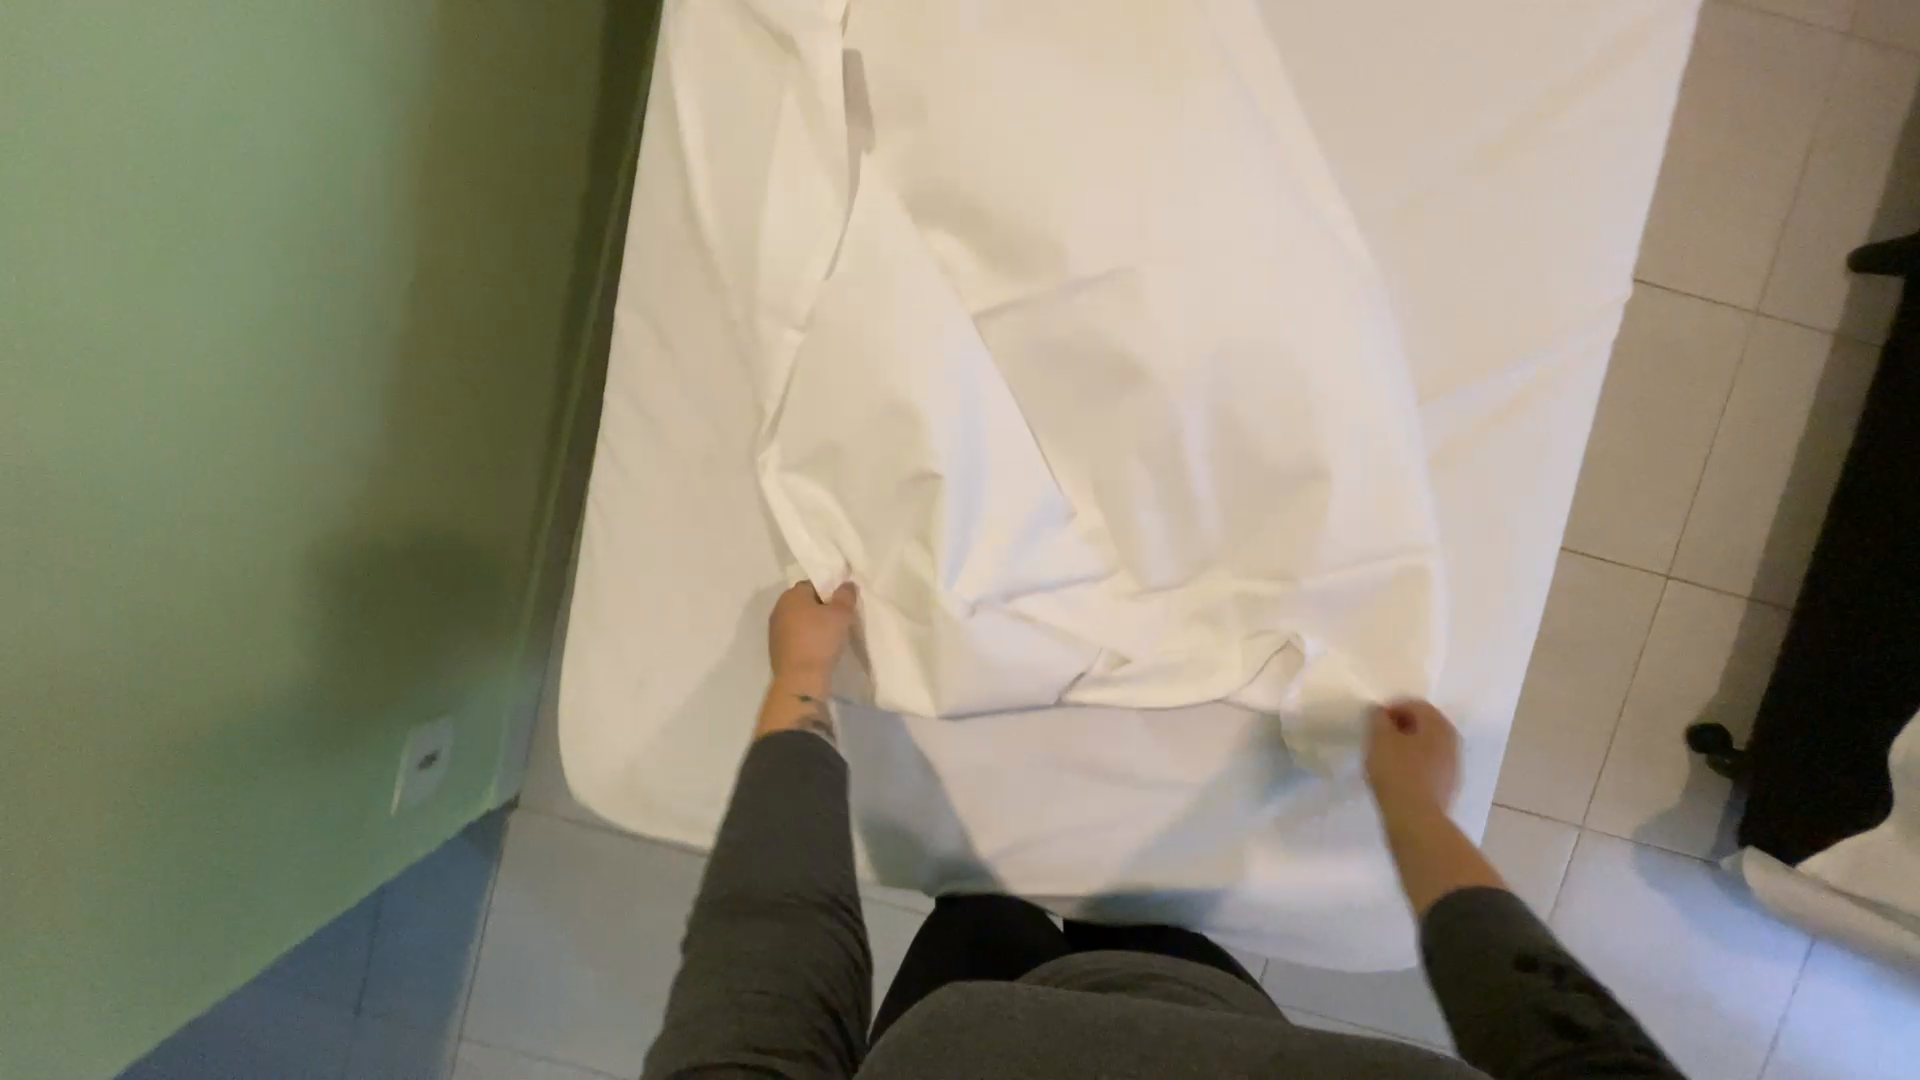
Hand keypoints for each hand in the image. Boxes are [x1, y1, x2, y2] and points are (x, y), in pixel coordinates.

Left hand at [767, 580, 858, 695]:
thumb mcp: (841, 614)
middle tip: (837, 620)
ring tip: (829, 636)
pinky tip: (817, 649)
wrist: (800, 678)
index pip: (812, 584)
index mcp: (792, 595)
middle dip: (820, 608)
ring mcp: (775, 630)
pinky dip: (805, 639)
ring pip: (798, 620)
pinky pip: (794, 636)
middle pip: (804, 602)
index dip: (829, 592)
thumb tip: (846, 584)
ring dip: (811, 625)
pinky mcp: (776, 648)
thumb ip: (845, 595)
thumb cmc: (821, 639)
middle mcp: (779, 608)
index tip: (841, 604)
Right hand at [1364, 699, 1459, 818]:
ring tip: (1385, 755)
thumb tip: (1380, 712)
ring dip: (1407, 745)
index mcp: (1438, 726)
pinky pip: (1429, 764)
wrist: (1416, 818)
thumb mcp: (1378, 738)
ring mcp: (1453, 766)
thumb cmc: (1396, 771)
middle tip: (1378, 735)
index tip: (1373, 720)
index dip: (1392, 707)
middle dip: (1401, 725)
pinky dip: (1413, 762)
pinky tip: (1397, 774)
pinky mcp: (1448, 785)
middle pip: (1425, 724)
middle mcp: (1452, 742)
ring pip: (1428, 745)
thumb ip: (1377, 718)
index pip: (1416, 705)